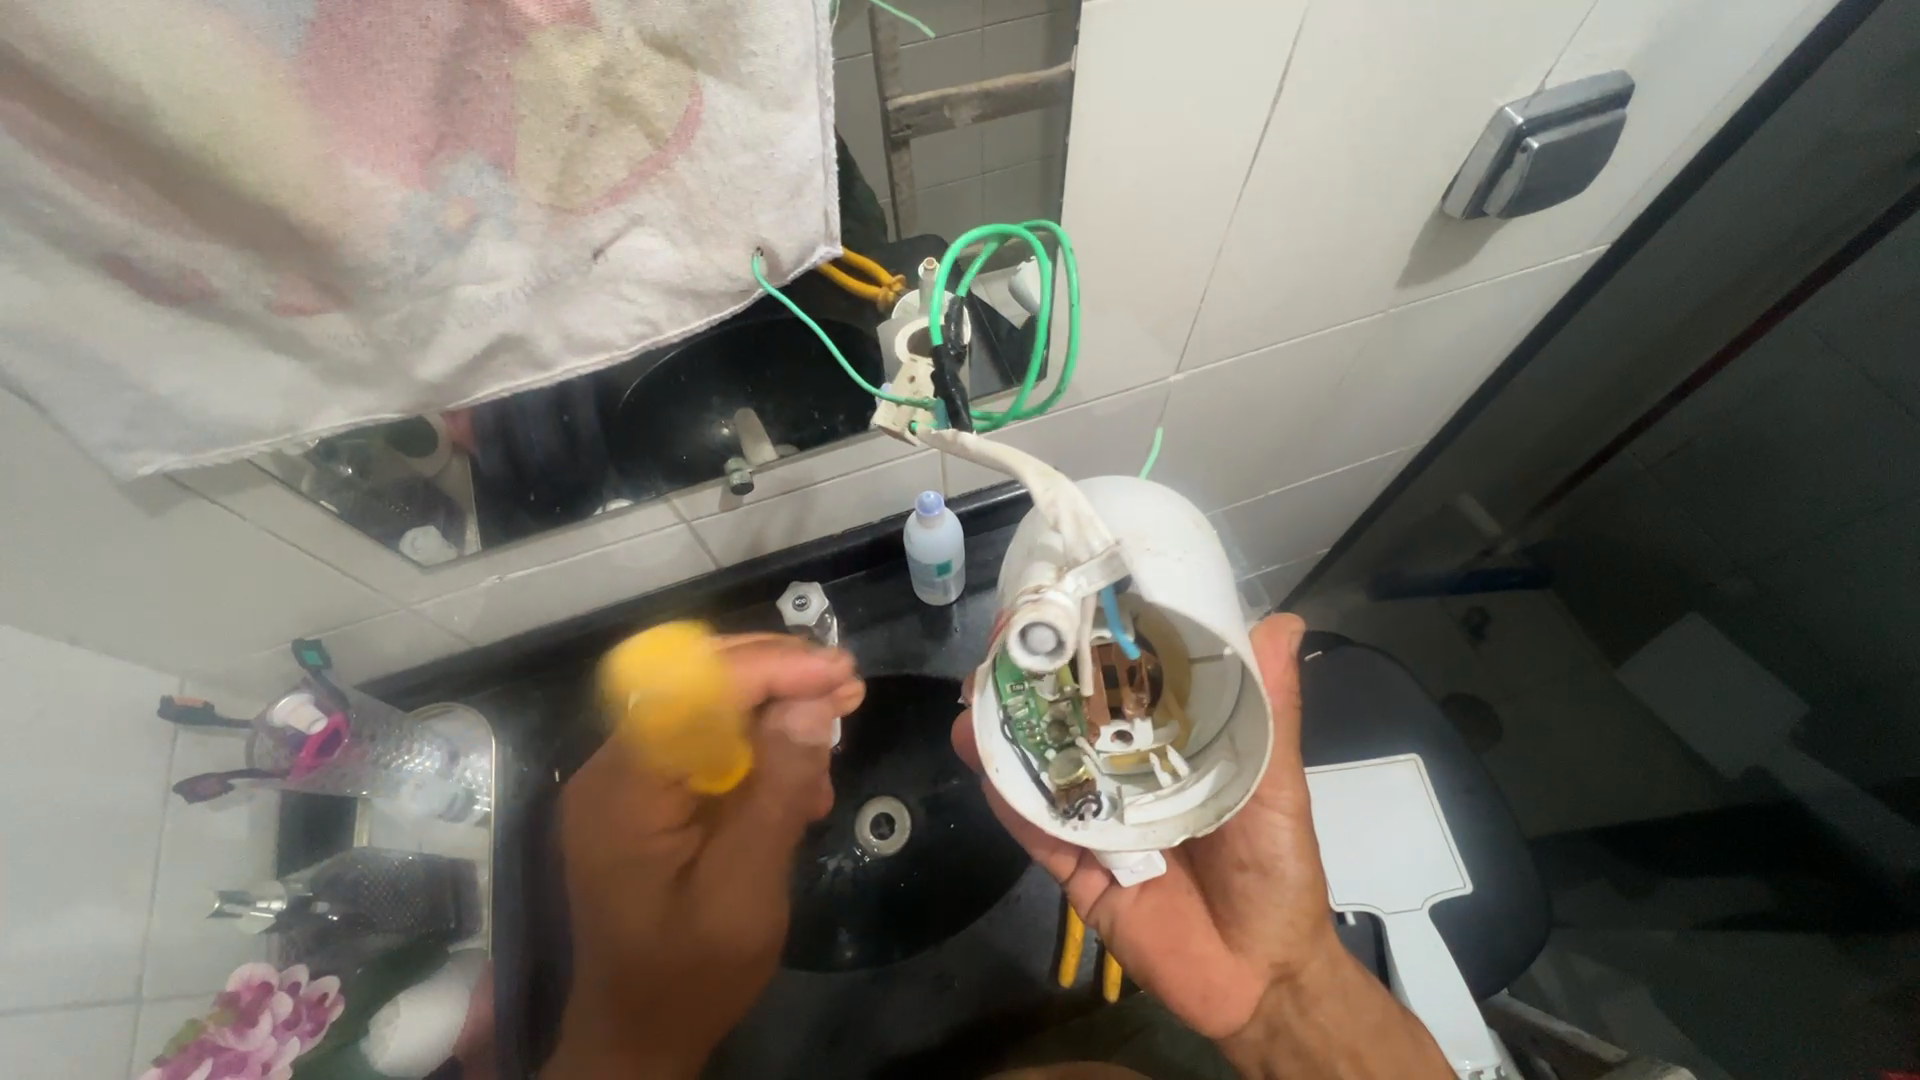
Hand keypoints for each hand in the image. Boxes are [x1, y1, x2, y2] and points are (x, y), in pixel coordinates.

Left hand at [546, 635, 864, 1078]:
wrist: (641, 1035)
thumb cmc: (690, 975)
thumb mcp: (744, 892)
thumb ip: (775, 794)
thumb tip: (811, 704)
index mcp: (624, 789)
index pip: (694, 691)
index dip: (770, 668)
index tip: (838, 672)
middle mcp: (618, 768)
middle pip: (698, 683)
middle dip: (778, 673)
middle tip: (846, 683)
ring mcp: (635, 778)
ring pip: (711, 705)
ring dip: (778, 703)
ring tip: (837, 715)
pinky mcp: (656, 793)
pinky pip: (714, 742)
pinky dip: (766, 743)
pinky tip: (806, 775)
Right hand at [951, 614, 1334, 1038]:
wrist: (1262, 977)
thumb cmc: (1275, 868)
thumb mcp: (1279, 785)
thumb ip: (1272, 711)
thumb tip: (1285, 622)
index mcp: (1166, 748)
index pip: (1120, 688)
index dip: (1088, 649)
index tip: (1060, 609)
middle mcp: (1123, 777)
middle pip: (1067, 725)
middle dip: (1030, 688)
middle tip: (1000, 652)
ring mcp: (1095, 824)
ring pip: (1041, 774)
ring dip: (1004, 739)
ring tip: (973, 705)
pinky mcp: (1076, 871)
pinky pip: (1039, 835)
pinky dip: (1012, 804)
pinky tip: (986, 769)